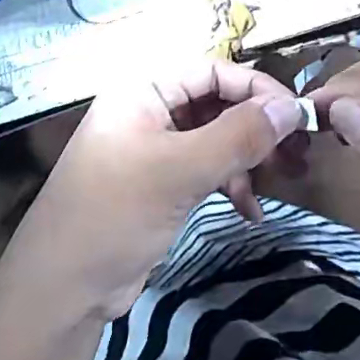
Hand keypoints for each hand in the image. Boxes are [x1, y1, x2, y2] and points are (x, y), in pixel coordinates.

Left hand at [0, 59, 304, 359]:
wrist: (63, 289)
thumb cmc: (116, 211)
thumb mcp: (180, 170)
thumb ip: (238, 135)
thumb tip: (292, 107)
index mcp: (144, 87)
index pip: (212, 69)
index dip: (256, 89)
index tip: (297, 116)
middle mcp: (150, 108)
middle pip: (217, 102)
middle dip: (256, 127)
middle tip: (296, 155)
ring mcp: (155, 146)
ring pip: (216, 137)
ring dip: (248, 158)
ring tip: (281, 183)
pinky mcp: (160, 181)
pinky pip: (206, 168)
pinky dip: (231, 184)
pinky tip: (250, 211)